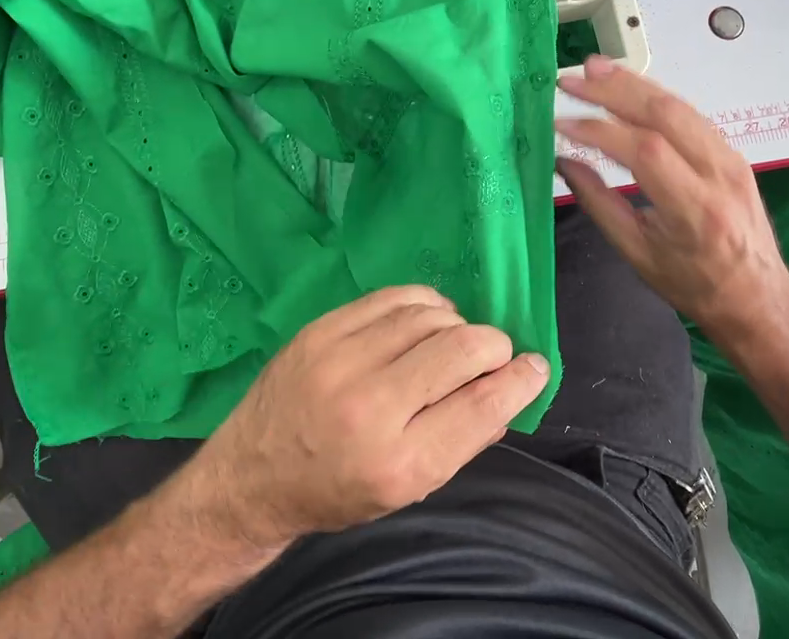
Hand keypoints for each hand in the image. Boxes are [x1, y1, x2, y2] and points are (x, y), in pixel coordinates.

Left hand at [186, 285, 550, 548]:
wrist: (253, 475)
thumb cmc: (338, 491)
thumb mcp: (408, 489)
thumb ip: (464, 440)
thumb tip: (512, 390)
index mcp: (401, 463)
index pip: (483, 404)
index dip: (521, 379)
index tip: (534, 367)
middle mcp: (371, 407)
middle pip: (463, 348)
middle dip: (494, 346)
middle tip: (494, 355)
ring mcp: (341, 361)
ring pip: (430, 315)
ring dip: (457, 325)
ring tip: (454, 341)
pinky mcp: (321, 330)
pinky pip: (393, 297)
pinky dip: (423, 304)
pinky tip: (426, 320)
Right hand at [554, 54, 788, 331]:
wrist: (757, 296)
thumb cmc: (692, 284)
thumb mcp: (637, 253)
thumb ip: (599, 203)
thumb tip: (564, 161)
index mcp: (694, 210)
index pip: (645, 151)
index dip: (599, 131)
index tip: (562, 123)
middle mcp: (719, 175)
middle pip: (665, 114)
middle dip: (614, 90)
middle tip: (574, 78)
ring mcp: (731, 158)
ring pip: (680, 106)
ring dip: (633, 83)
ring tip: (594, 68)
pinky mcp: (732, 151)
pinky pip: (690, 114)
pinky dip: (654, 96)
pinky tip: (627, 86)